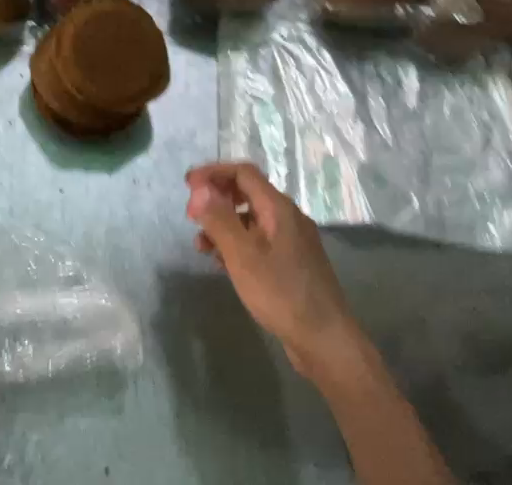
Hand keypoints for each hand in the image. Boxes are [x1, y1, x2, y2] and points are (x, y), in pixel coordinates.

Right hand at [185, 162, 366, 380]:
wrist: (324, 338)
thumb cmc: (281, 293)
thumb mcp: (243, 255)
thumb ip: (219, 219)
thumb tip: (199, 188)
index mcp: (278, 208)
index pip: (243, 173)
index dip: (213, 173)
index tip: (187, 186)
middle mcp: (288, 217)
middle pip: (248, 193)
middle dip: (217, 199)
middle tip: (191, 216)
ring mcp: (292, 241)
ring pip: (252, 220)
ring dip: (224, 225)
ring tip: (201, 245)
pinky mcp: (291, 263)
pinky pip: (259, 241)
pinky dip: (238, 244)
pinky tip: (224, 264)